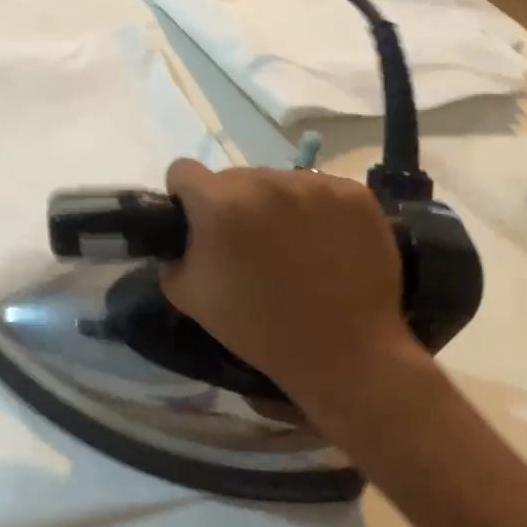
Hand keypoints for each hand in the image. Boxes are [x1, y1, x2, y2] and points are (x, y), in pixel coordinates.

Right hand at [159, 160, 418, 399]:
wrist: (347, 355)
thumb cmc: (260, 329)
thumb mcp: (189, 297)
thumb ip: (172, 256)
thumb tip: (181, 238)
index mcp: (219, 203)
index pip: (183, 170)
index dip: (185, 196)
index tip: (199, 222)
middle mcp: (264, 181)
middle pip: (234, 177)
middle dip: (234, 203)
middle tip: (250, 244)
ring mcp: (314, 184)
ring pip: (279, 181)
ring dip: (276, 205)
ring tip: (293, 247)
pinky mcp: (354, 194)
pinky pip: (321, 190)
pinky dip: (318, 211)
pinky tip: (325, 244)